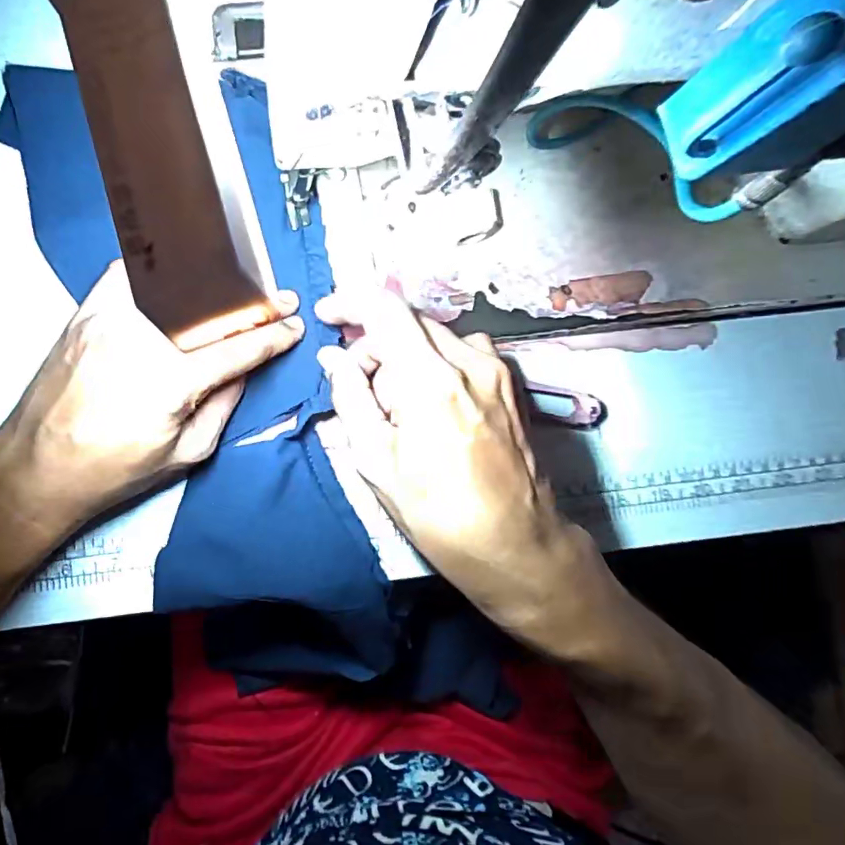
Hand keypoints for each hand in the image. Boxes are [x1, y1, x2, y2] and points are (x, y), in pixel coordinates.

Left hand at [0, 260, 302, 553]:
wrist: (36, 467)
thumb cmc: (113, 471)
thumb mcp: (186, 453)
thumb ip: (223, 405)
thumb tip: (244, 370)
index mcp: (172, 381)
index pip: (239, 349)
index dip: (273, 337)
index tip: (293, 327)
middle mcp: (141, 340)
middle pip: (213, 308)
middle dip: (254, 303)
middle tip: (278, 298)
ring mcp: (109, 321)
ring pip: (174, 284)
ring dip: (212, 281)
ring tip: (238, 282)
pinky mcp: (85, 314)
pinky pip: (127, 274)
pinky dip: (157, 269)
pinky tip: (177, 271)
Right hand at [313, 289, 609, 644]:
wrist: (515, 543)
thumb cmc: (439, 515)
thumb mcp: (377, 462)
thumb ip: (352, 399)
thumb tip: (334, 359)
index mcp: (432, 381)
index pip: (386, 309)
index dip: (350, 302)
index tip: (328, 314)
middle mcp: (470, 362)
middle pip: (410, 321)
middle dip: (375, 341)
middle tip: (357, 382)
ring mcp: (496, 370)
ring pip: (436, 336)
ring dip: (406, 354)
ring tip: (396, 403)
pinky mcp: (510, 383)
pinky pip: (463, 352)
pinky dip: (436, 363)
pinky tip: (431, 404)